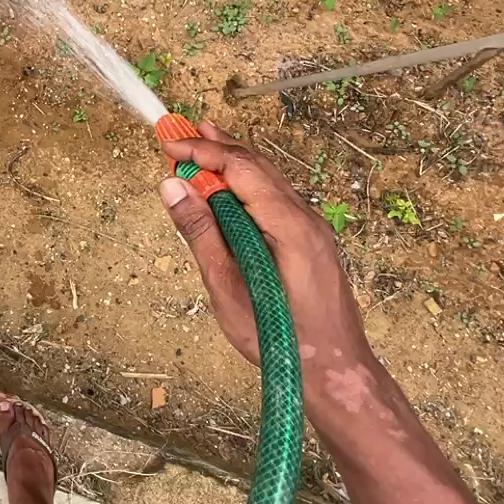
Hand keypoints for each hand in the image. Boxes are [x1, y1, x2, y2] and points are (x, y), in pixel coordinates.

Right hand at [158, 120, 372, 378]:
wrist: (336, 373)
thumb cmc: (279, 337)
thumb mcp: (227, 287)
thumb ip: (200, 233)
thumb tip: (172, 186)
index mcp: (289, 225)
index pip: (241, 168)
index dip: (203, 151)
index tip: (167, 145)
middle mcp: (306, 217)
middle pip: (257, 165)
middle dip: (216, 145)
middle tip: (179, 130)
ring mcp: (312, 228)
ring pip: (268, 178)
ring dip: (231, 159)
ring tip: (201, 142)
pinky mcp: (310, 241)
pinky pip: (274, 197)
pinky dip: (245, 182)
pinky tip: (227, 186)